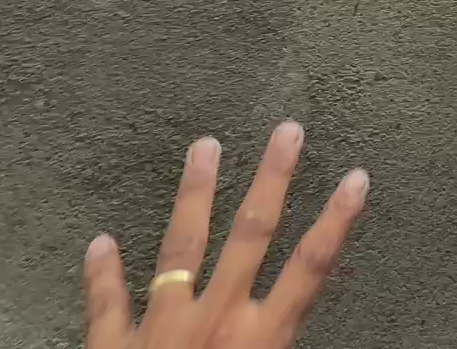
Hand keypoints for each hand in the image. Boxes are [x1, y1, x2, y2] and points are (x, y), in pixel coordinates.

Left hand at [81, 120, 368, 347]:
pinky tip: (98, 242)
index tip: (358, 176)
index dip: (337, 221)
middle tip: (287, 129)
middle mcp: (214, 321)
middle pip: (252, 234)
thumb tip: (318, 331)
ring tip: (204, 145)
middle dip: (272, 178)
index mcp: (257, 340)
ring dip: (195, 193)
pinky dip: (101, 275)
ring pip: (181, 245)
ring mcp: (159, 330)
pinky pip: (104, 307)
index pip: (310, 268)